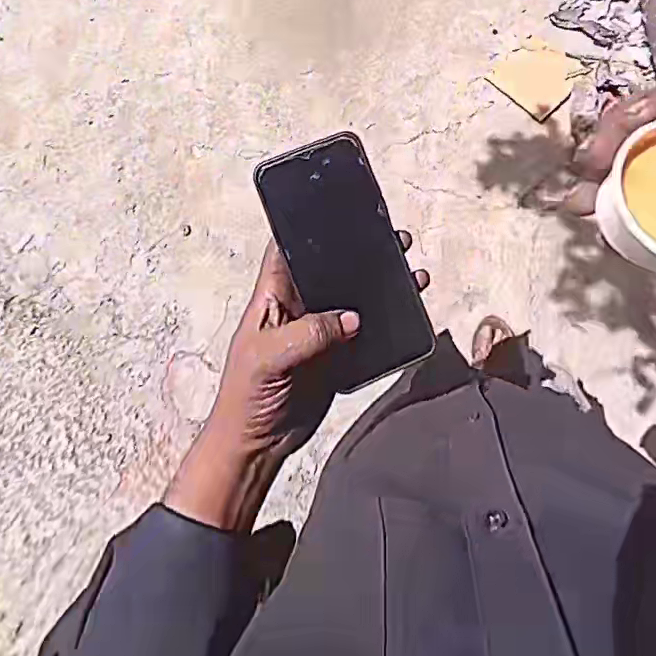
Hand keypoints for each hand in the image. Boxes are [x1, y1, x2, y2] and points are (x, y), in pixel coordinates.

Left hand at [164, 236, 429, 530]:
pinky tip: (408, 307)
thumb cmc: (246, 396)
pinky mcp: (337, 355)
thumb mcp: (268, 358)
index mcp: (272, 296)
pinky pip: (366, 331)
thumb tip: (351, 319)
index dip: (307, 227)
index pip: (288, 249)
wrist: (258, 444)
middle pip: (330, 268)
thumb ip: (307, 335)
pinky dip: (386, 318)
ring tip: (409, 268)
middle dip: (359, 251)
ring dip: (379, 282)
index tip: (339, 211)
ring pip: (353, 296)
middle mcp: (298, 306)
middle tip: (392, 238)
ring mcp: (320, 330)